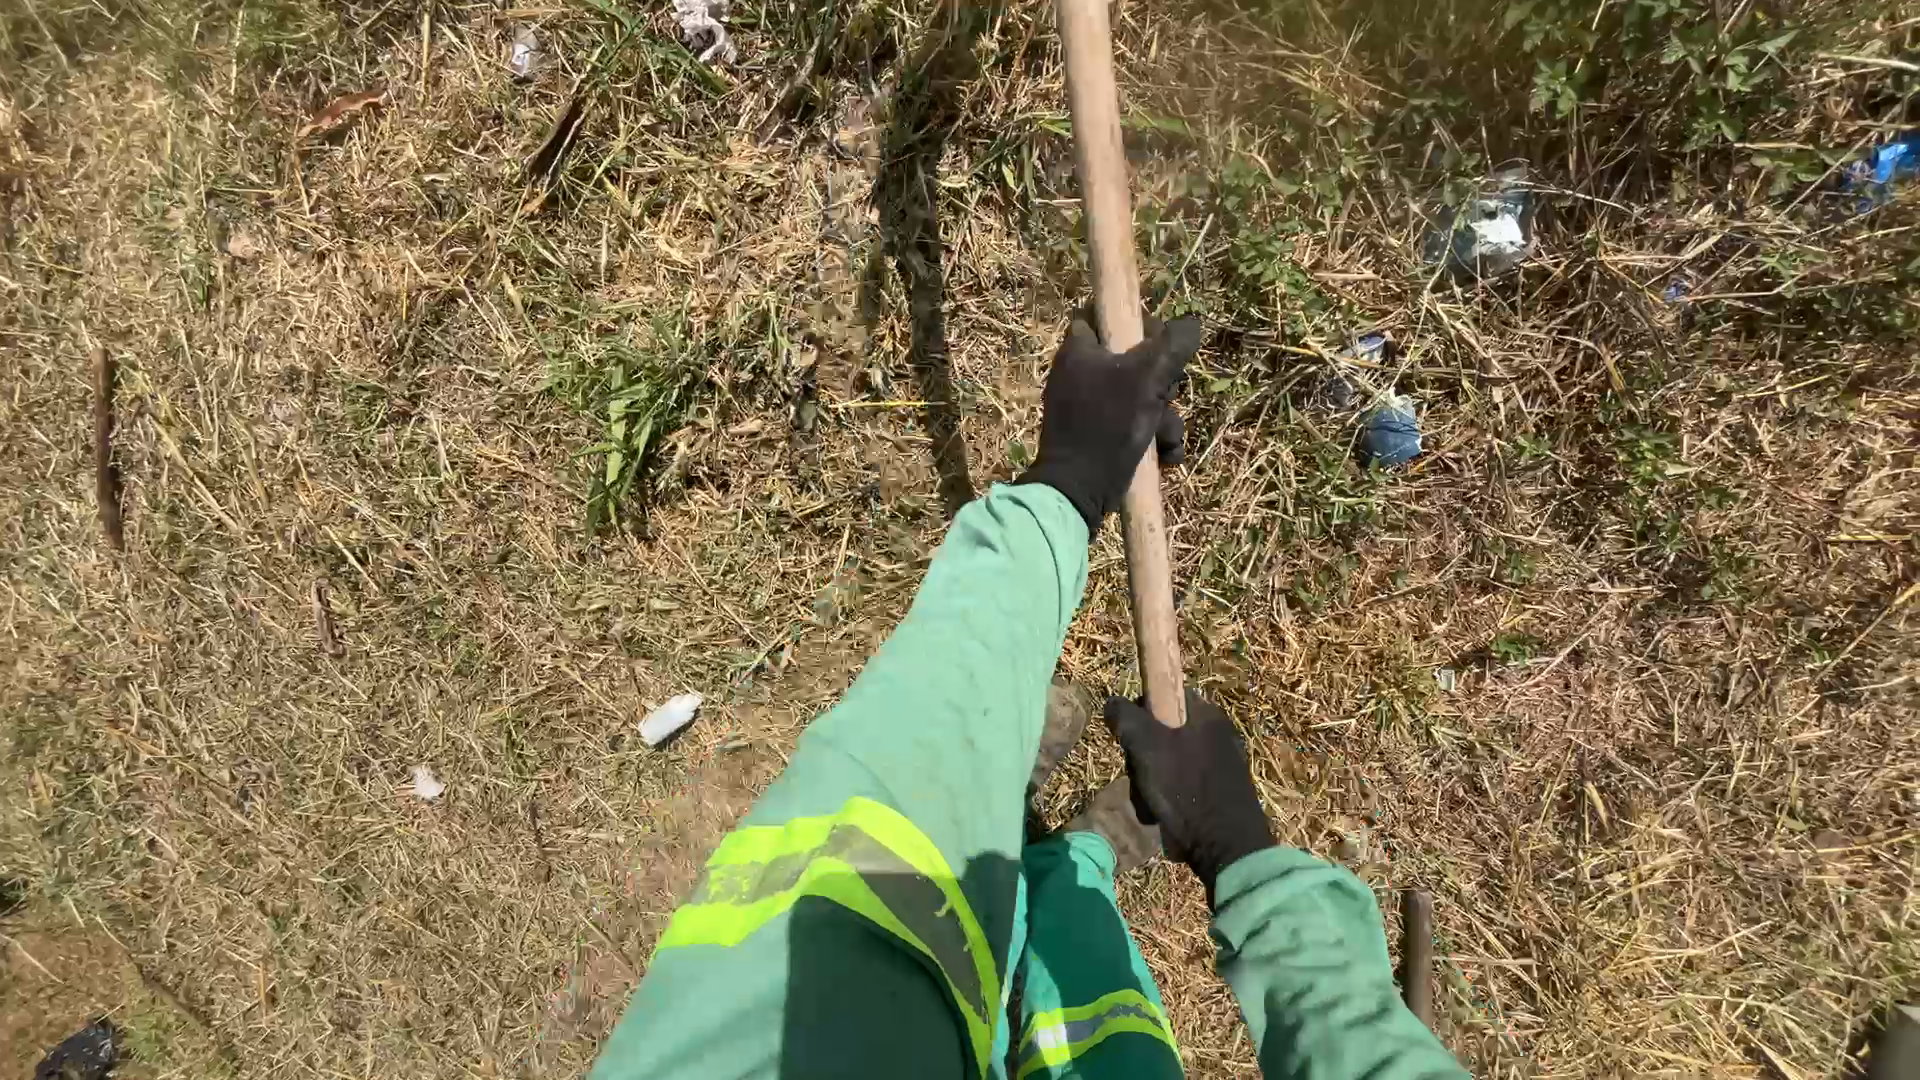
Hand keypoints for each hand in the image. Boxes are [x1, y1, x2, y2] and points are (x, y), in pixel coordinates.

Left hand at [1016, 317, 1199, 534]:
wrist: (1077, 490)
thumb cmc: (1106, 426)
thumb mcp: (1145, 378)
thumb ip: (1171, 345)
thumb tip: (1191, 323)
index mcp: (1079, 352)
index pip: (1100, 315)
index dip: (1132, 320)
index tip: (1158, 335)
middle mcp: (1081, 375)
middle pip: (1134, 360)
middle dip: (1162, 382)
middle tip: (1168, 394)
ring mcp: (1089, 408)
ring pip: (1142, 397)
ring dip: (1165, 419)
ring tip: (1167, 440)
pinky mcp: (1099, 436)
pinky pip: (1136, 426)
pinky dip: (1154, 440)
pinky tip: (1167, 456)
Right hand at [1105, 691, 1274, 900]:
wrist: (1228, 848)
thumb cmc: (1185, 788)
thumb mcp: (1146, 745)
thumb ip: (1126, 717)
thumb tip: (1112, 702)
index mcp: (1206, 714)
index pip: (1163, 695)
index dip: (1140, 712)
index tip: (1130, 736)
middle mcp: (1217, 733)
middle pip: (1163, 729)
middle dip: (1143, 751)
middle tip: (1139, 771)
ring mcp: (1221, 763)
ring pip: (1169, 758)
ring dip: (1152, 776)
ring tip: (1150, 798)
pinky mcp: (1221, 790)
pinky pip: (1183, 781)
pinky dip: (1169, 794)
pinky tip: (1164, 811)